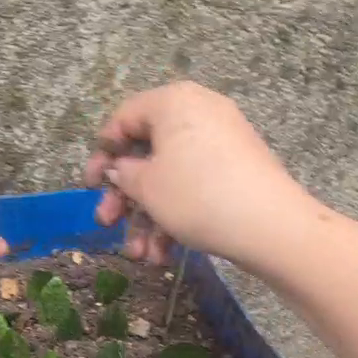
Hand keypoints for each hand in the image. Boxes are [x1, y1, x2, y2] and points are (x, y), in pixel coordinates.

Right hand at [82, 82, 319, 270]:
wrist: (268, 225)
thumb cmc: (196, 196)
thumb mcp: (147, 186)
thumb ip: (123, 174)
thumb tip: (118, 168)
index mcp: (173, 103)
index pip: (124, 118)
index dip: (102, 153)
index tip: (90, 185)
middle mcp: (198, 114)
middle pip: (146, 154)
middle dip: (124, 197)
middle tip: (107, 224)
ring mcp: (220, 143)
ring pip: (169, 180)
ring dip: (147, 220)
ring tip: (140, 255)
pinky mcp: (235, 172)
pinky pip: (193, 189)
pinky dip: (175, 219)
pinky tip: (165, 255)